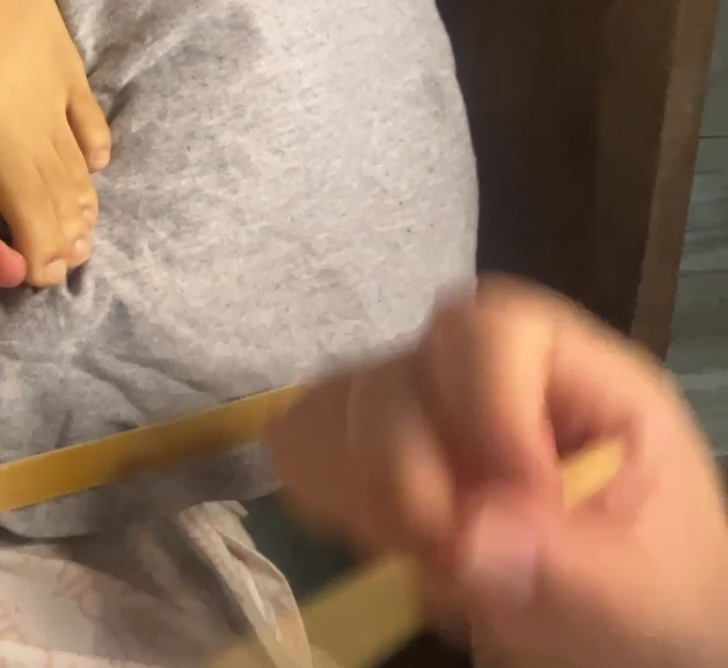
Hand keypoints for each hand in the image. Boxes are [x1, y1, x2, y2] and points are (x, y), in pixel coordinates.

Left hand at [0, 0, 110, 292]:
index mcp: (8, 154)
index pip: (36, 227)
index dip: (36, 260)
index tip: (34, 283)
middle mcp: (40, 124)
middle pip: (61, 195)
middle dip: (61, 236)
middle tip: (60, 265)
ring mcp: (49, 80)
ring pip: (75, 155)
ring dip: (78, 196)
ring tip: (82, 226)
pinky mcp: (46, 42)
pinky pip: (81, 103)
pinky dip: (89, 136)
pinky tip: (95, 148)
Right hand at [267, 276, 727, 667]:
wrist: (587, 615)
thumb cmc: (642, 589)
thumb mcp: (651, 596)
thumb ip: (576, 567)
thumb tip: (470, 543)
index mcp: (566, 372)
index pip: (488, 329)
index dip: (487, 402)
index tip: (519, 497)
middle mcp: (460, 364)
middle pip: (390, 380)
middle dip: (410, 479)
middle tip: (461, 561)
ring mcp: (387, 386)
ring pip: (327, 407)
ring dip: (363, 497)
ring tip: (427, 555)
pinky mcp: (335, 422)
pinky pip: (293, 438)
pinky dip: (323, 494)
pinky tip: (381, 533)